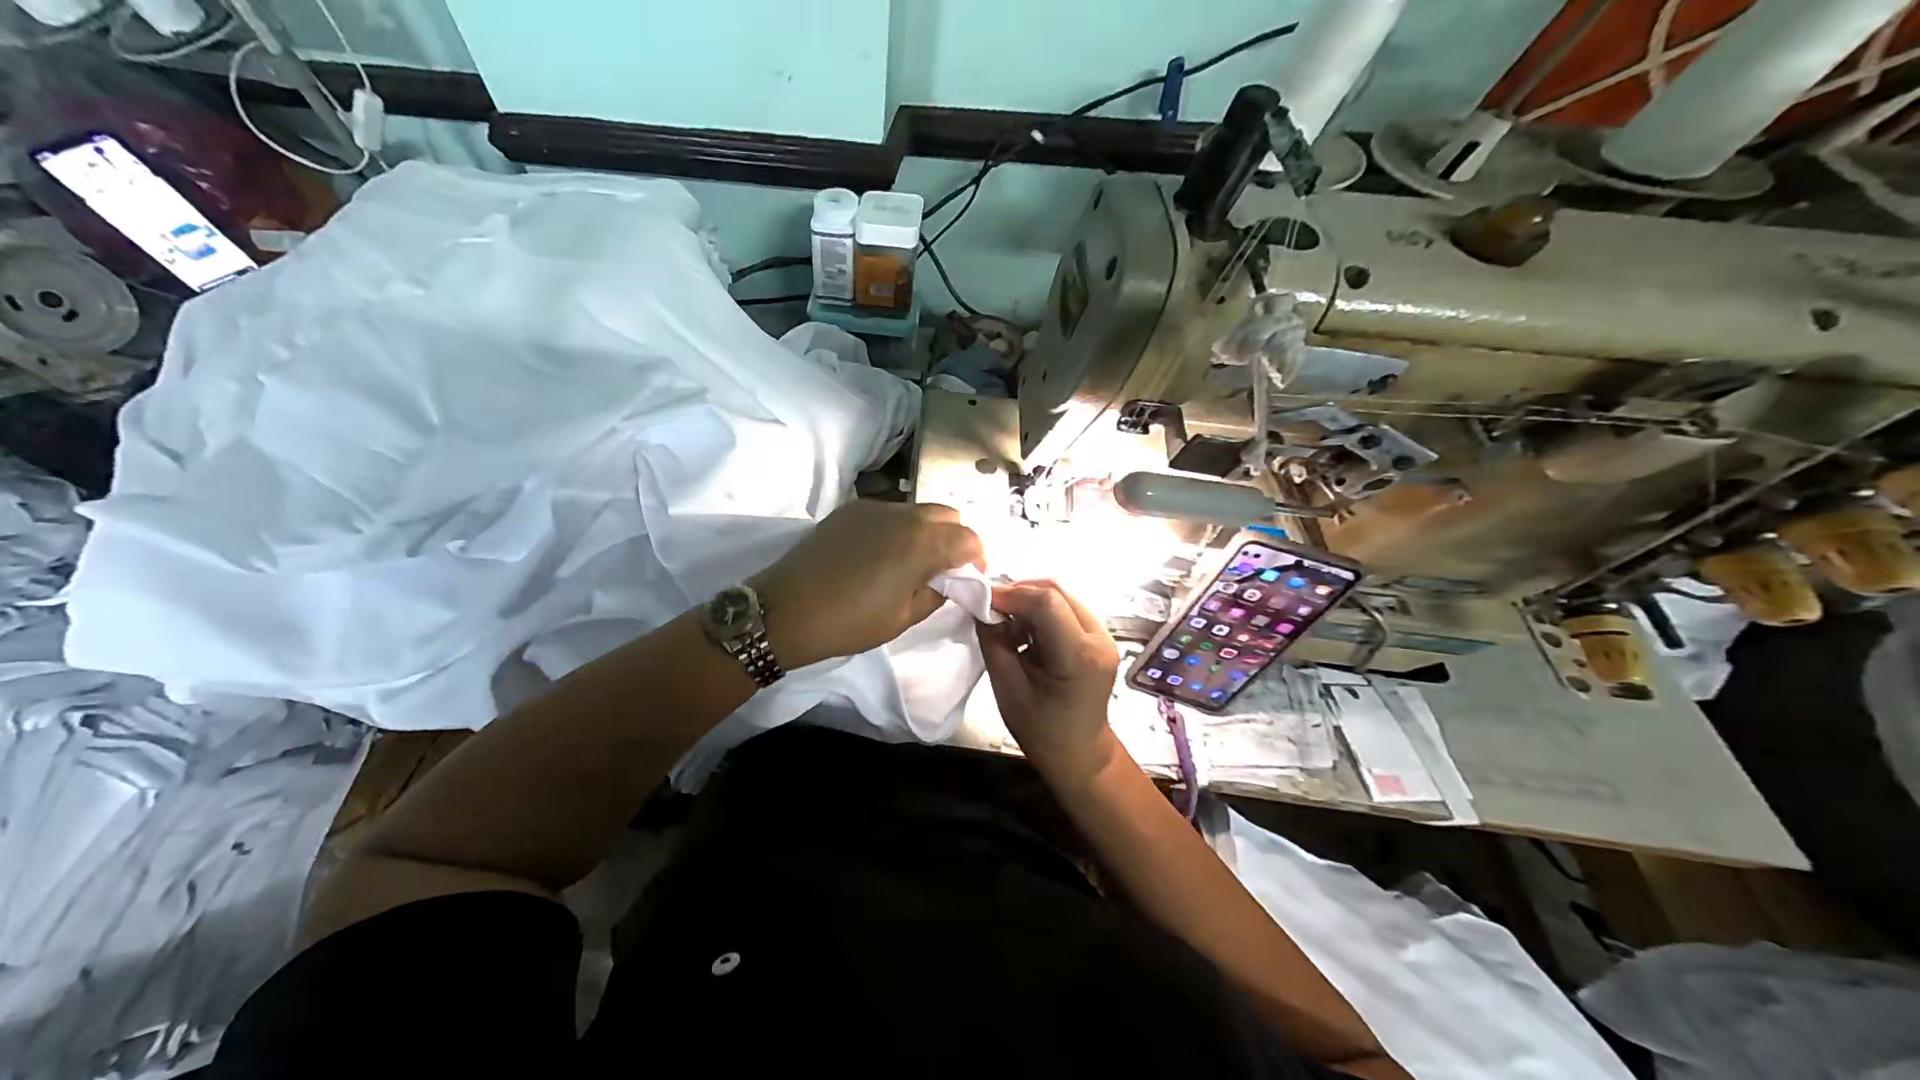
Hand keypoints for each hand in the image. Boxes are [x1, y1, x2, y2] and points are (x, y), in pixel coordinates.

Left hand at [752, 501, 982, 668]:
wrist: (784, 611)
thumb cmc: (850, 622)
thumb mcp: (904, 617)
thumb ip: (937, 592)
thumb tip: (950, 579)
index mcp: (923, 541)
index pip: (970, 538)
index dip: (976, 560)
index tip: (966, 580)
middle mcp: (903, 514)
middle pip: (947, 515)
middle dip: (954, 539)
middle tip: (942, 570)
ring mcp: (873, 507)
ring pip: (917, 510)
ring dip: (926, 531)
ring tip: (909, 563)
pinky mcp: (849, 510)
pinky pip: (888, 512)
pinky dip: (897, 528)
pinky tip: (879, 555)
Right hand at [977, 580, 1120, 781]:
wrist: (1079, 753)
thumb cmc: (1041, 730)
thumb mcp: (1007, 687)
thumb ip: (994, 641)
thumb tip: (979, 606)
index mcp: (1080, 656)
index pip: (1046, 602)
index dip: (1010, 594)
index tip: (981, 600)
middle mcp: (1100, 638)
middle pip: (1055, 592)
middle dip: (1018, 594)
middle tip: (989, 609)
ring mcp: (1103, 636)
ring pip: (1061, 596)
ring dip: (1029, 602)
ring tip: (1006, 625)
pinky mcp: (1099, 636)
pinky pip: (1066, 609)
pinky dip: (1040, 612)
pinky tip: (1024, 633)